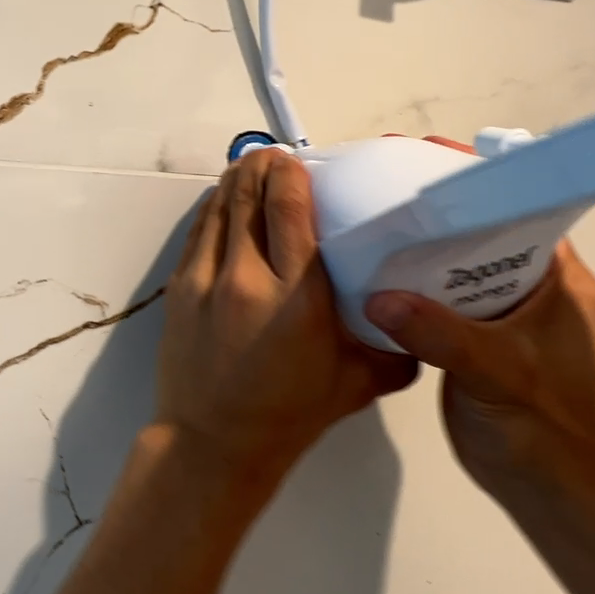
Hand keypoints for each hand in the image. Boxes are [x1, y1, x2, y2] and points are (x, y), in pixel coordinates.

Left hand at [156, 149, 418, 476]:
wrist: (213, 439)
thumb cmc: (291, 413)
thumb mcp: (360, 381)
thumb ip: (393, 342)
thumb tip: (416, 310)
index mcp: (296, 295)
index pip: (288, 210)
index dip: (289, 174)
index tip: (297, 157)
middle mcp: (245, 277)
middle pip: (246, 199)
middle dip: (259, 167)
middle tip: (273, 154)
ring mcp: (203, 279)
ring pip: (217, 210)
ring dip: (233, 182)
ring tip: (249, 166)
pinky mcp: (178, 287)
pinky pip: (197, 233)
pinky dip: (211, 209)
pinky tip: (223, 200)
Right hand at [364, 203, 594, 504]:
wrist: (545, 491)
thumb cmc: (542, 430)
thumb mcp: (495, 373)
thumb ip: (440, 334)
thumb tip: (377, 298)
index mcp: (558, 282)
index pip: (521, 210)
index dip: (473, 182)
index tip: (421, 161)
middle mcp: (533, 288)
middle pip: (480, 231)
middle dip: (433, 211)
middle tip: (379, 189)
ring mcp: (503, 313)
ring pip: (455, 262)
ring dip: (416, 248)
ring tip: (367, 225)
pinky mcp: (475, 336)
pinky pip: (438, 293)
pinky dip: (408, 282)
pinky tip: (370, 276)